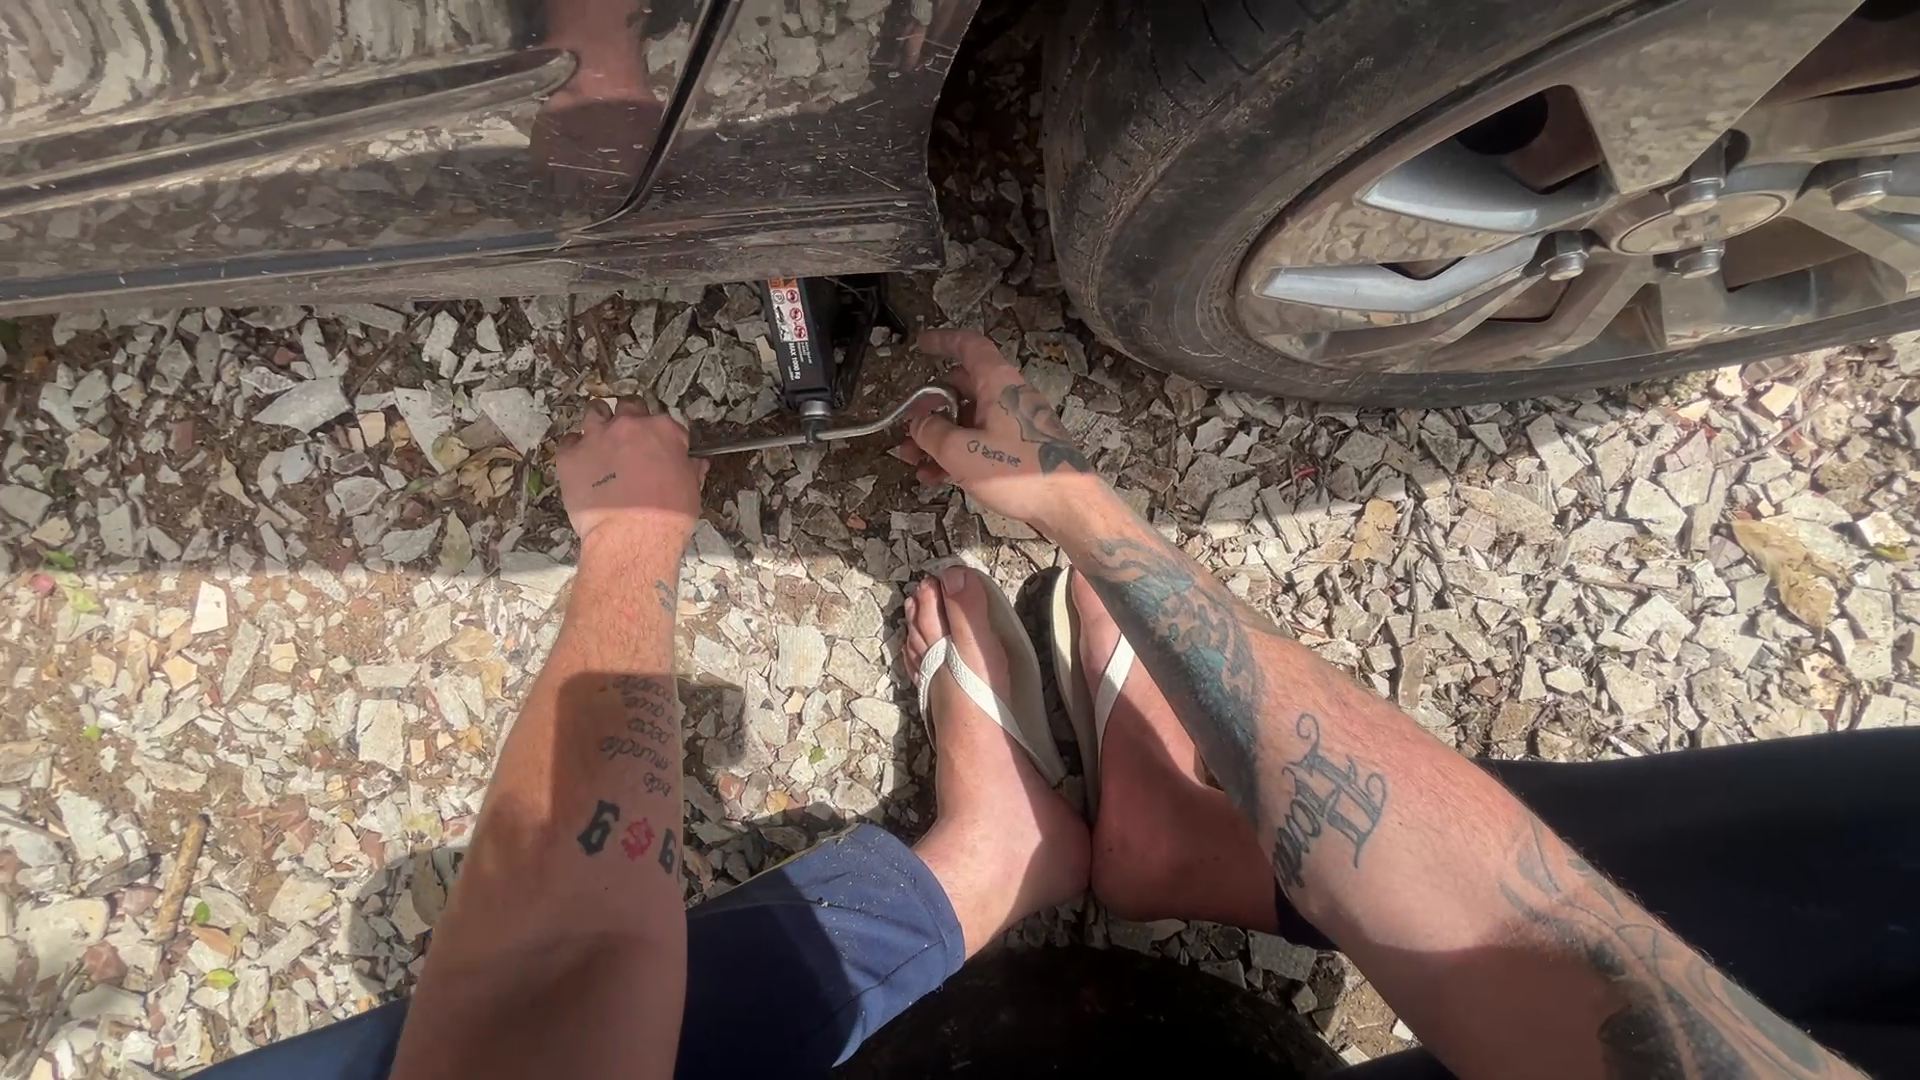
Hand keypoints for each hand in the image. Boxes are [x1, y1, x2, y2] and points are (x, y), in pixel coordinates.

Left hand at [557, 399, 706, 544]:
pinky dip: (575, 448)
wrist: (632, 536)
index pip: (667, 423)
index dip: (666, 437)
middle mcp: (629, 425)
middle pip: (629, 406)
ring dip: (600, 420)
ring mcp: (596, 437)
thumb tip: (695, 464)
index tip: (665, 449)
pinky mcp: (570, 456)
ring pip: (595, 411)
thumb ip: (690, 470)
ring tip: (603, 438)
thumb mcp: (691, 490)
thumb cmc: (668, 515)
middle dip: (631, 417)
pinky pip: (568, 441)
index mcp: (664, 430)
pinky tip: (583, 462)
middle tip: (632, 438)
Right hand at [899, 330, 1102, 531]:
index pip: (969, 347)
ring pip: (968, 420)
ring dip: (939, 438)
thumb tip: (918, 425)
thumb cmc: (1021, 473)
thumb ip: (932, 434)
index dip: (943, 341)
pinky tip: (936, 476)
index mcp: (999, 384)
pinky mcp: (1021, 449)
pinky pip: (981, 442)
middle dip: (930, 408)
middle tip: (909, 426)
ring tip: (914, 460)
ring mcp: (1016, 424)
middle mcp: (1009, 397)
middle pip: (962, 389)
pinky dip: (958, 454)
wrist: (1066, 504)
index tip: (922, 345)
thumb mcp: (962, 451)